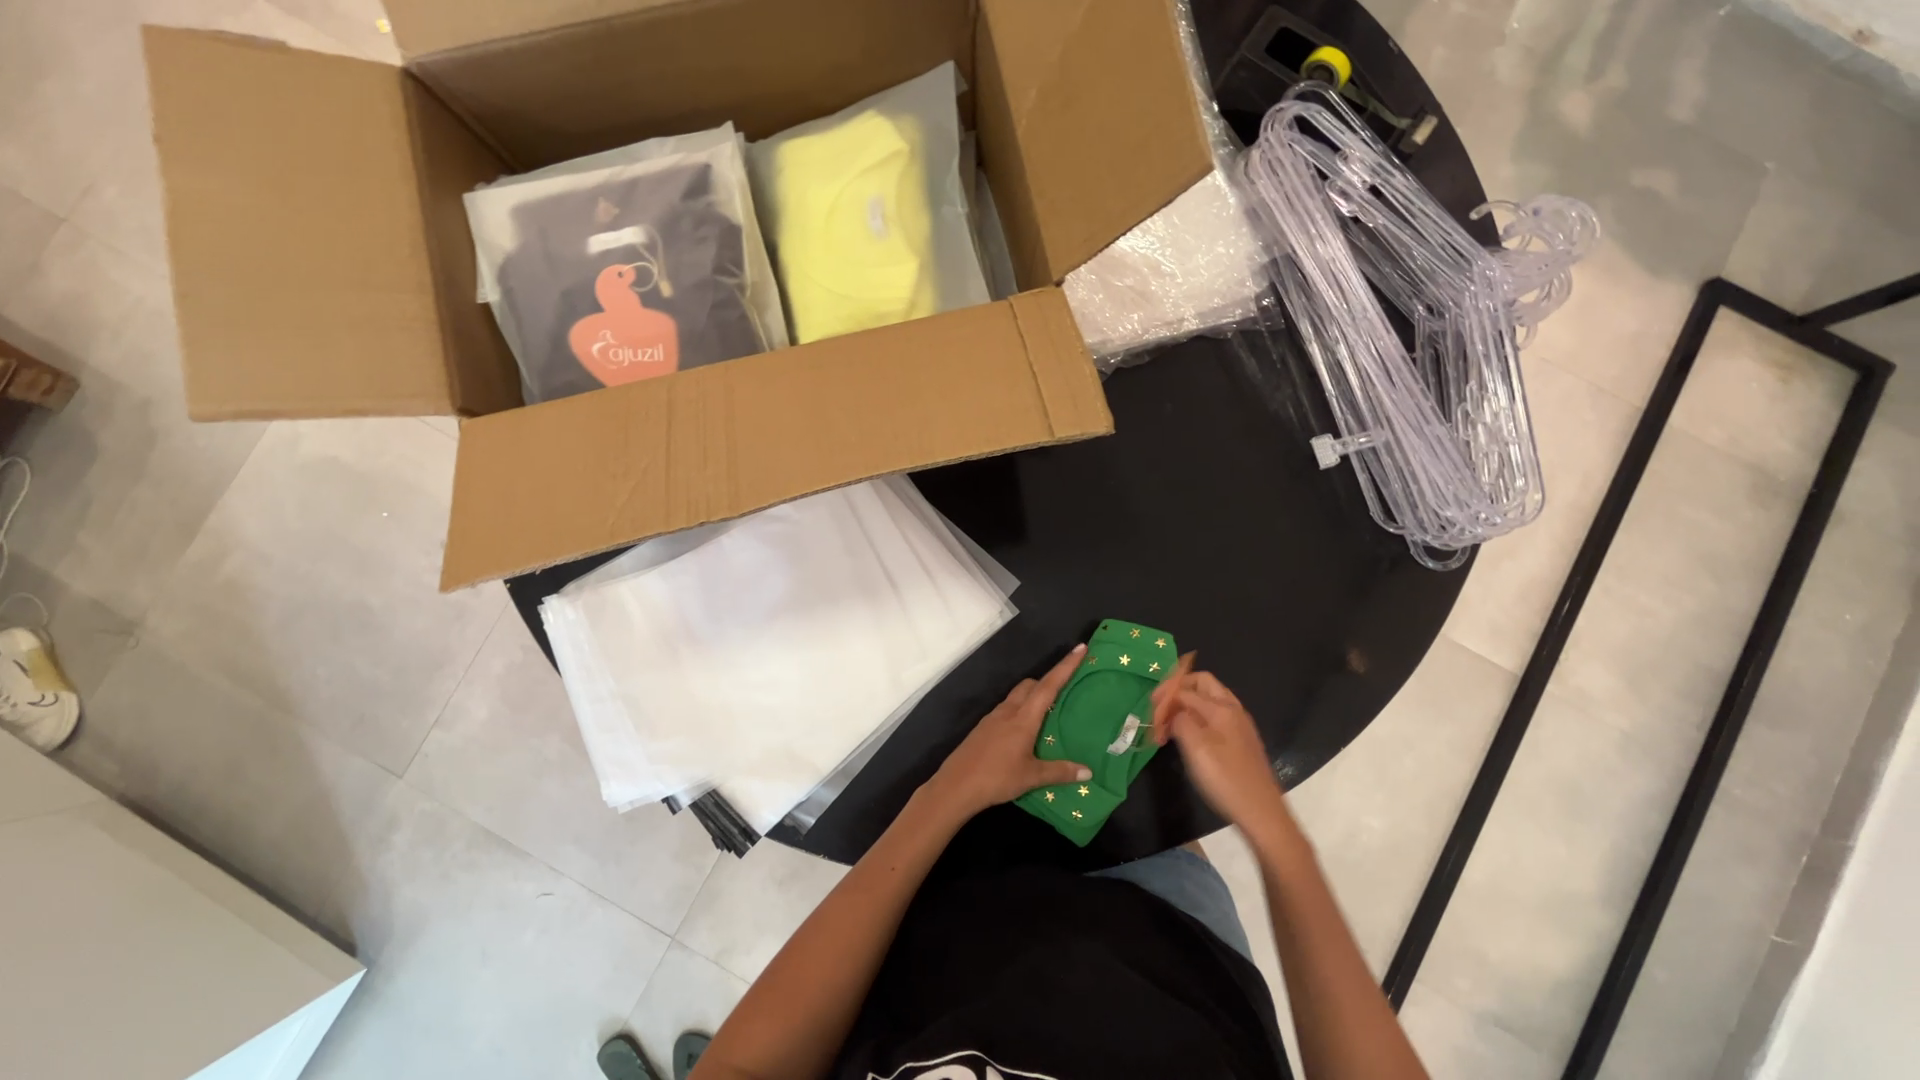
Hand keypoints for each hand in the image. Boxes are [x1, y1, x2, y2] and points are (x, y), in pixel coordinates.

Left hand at [923, 645, 1093, 821]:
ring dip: (1032, 696)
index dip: (1065, 666)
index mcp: (1023, 718)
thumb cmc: (996, 778)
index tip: (1079, 648)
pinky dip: (1020, 711)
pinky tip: (1023, 731)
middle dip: (1048, 681)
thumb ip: (1060, 772)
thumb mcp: (1032, 777)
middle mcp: (1008, 711)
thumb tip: (1088, 773)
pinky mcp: (983, 728)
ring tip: (1047, 712)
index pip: (1048, 685)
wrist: (955, 786)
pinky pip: (1006, 710)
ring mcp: (992, 718)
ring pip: (1016, 697)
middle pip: (1030, 685)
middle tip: (1066, 690)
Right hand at [1151, 667, 1287, 829]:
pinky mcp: (1241, 739)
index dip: (1164, 698)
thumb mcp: (1196, 748)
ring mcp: (1239, 724)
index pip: (1185, 689)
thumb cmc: (1224, 778)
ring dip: (1188, 703)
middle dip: (1179, 689)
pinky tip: (1189, 736)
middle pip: (1203, 683)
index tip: (1149, 716)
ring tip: (1170, 723)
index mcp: (1221, 708)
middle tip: (1160, 707)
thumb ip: (1180, 722)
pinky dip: (1198, 716)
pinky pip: (1216, 715)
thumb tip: (1174, 714)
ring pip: (1210, 699)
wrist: (1260, 810)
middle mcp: (1233, 709)